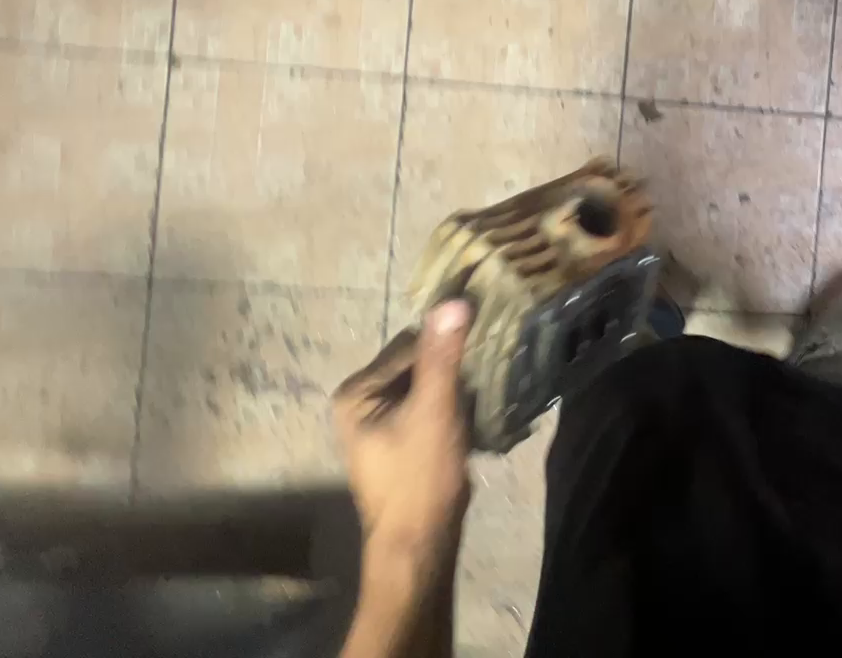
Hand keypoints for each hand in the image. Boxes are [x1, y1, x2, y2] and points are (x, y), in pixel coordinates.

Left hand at [333, 300, 474, 565]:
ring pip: (429, 378)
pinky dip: (453, 400)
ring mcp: (380, 418)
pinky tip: (472, 411)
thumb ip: (442, 355)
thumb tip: (454, 300)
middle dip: (452, 364)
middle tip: (485, 374)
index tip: (482, 356)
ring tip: (481, 393)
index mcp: (356, 390)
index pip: (412, 343)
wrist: (421, 542)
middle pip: (419, 358)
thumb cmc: (420, 476)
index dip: (448, 348)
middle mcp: (361, 399)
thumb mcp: (435, 409)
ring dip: (456, 382)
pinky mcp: (402, 434)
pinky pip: (431, 399)